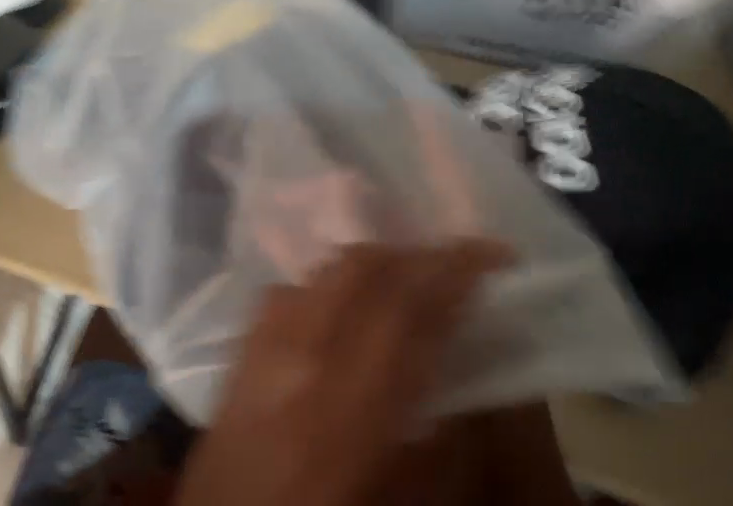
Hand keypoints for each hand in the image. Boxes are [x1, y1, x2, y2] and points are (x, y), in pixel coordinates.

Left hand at [172, 240, 514, 505]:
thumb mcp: (404, 502)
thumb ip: (443, 447)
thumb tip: (470, 384)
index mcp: (349, 408)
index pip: (407, 309)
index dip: (454, 270)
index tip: (496, 252)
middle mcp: (299, 359)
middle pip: (360, 271)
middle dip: (416, 254)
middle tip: (462, 265)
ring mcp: (259, 350)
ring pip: (322, 272)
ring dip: (373, 264)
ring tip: (413, 278)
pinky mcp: (236, 354)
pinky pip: (288, 291)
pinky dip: (328, 282)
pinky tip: (348, 304)